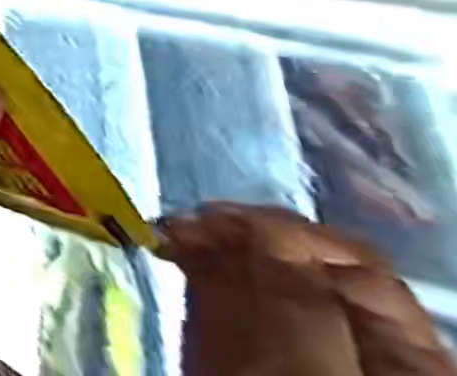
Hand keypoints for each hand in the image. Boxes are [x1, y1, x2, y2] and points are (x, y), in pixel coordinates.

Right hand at [165, 203, 456, 375]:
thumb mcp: (306, 372)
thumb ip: (300, 303)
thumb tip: (268, 226)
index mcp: (409, 357)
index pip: (357, 269)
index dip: (289, 233)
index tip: (215, 219)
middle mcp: (359, 341)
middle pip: (308, 264)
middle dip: (243, 231)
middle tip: (184, 222)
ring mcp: (299, 340)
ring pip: (263, 268)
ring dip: (215, 237)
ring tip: (170, 230)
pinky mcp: (248, 340)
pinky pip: (230, 286)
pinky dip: (200, 257)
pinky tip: (171, 246)